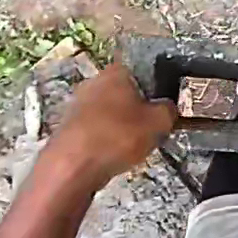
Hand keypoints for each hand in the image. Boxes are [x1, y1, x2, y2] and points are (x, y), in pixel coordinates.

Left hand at [41, 64, 177, 188]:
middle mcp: (94, 81)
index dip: (155, 89)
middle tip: (151, 128)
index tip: (163, 108)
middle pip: (124, 93)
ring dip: (121, 126)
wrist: (72, 166)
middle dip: (137, 109)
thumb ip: (169, 110)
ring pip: (109, 112)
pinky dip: (106, 139)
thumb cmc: (119, 136)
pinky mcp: (68, 126)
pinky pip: (96, 129)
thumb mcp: (159, 122)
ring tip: (132, 146)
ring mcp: (77, 104)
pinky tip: (112, 154)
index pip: (142, 71)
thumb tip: (168, 107)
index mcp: (116, 72)